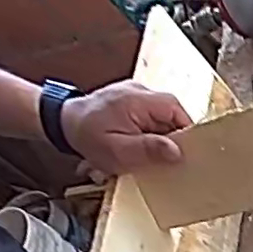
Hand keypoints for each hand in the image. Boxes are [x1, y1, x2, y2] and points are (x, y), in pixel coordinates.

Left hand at [59, 80, 191, 175]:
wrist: (64, 123)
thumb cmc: (89, 138)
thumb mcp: (119, 151)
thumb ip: (148, 150)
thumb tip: (176, 151)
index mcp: (136, 100)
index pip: (175, 110)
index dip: (187, 131)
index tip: (188, 152)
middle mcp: (138, 92)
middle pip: (173, 115)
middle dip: (176, 138)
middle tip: (170, 159)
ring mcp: (136, 95)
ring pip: (166, 118)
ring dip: (165, 138)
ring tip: (154, 154)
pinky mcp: (134, 102)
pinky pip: (156, 118)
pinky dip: (156, 134)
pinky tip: (147, 146)